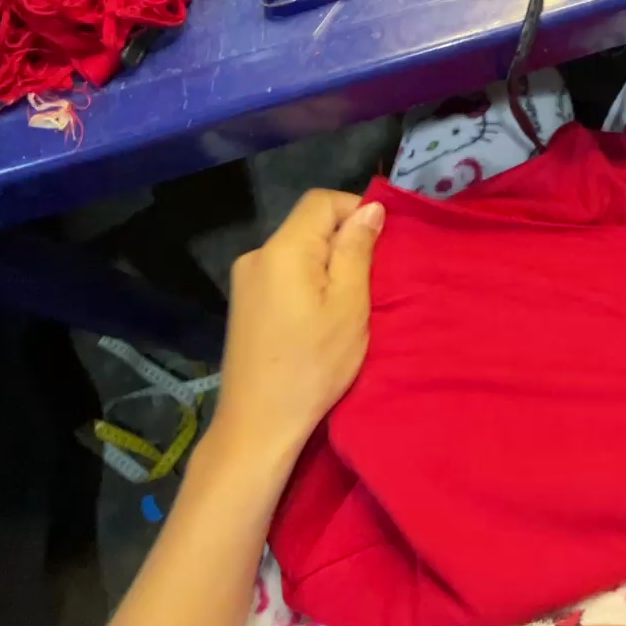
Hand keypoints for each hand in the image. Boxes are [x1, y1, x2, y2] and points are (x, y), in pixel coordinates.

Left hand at [215, 190, 385, 450]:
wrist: (257, 425)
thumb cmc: (312, 365)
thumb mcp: (348, 306)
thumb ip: (357, 251)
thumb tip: (370, 209)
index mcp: (283, 249)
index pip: (322, 201)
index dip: (355, 210)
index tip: (380, 245)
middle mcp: (258, 254)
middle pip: (308, 224)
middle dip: (344, 241)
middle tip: (370, 281)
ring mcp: (246, 279)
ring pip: (299, 249)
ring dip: (328, 264)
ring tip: (349, 302)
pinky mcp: (245, 302)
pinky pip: (285, 271)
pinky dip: (309, 280)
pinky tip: (321, 316)